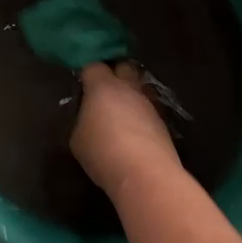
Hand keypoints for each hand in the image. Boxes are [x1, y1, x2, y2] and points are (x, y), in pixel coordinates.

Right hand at [72, 61, 182, 197]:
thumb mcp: (78, 138)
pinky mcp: (163, 126)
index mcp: (103, 87)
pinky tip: (132, 136)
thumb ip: (82, 121)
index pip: (93, 66)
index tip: (81, 83)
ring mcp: (149, 107)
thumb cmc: (103, 152)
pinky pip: (148, 113)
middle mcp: (129, 90)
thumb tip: (88, 119)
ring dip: (130, 99)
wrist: (146, 176)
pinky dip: (140, 119)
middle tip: (104, 90)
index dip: (87, 73)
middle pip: (125, 68)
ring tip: (119, 117)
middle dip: (116, 73)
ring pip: (139, 91)